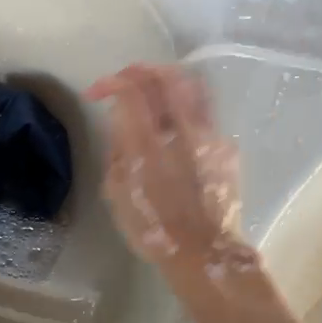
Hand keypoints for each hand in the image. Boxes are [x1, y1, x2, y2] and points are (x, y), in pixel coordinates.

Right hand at [88, 64, 256, 285]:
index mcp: (149, 144)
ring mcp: (211, 136)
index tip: (95, 93)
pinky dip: (183, 109)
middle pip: (167, 78)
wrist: (202, 251)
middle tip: (124, 78)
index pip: (132, 91)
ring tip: (152, 89)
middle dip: (141, 71)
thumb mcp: (116, 191)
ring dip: (168, 81)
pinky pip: (204, 115)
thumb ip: (118, 151)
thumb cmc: (149, 227)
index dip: (111, 83)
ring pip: (193, 88)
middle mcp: (183, 131)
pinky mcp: (226, 147)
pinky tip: (174, 127)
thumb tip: (122, 123)